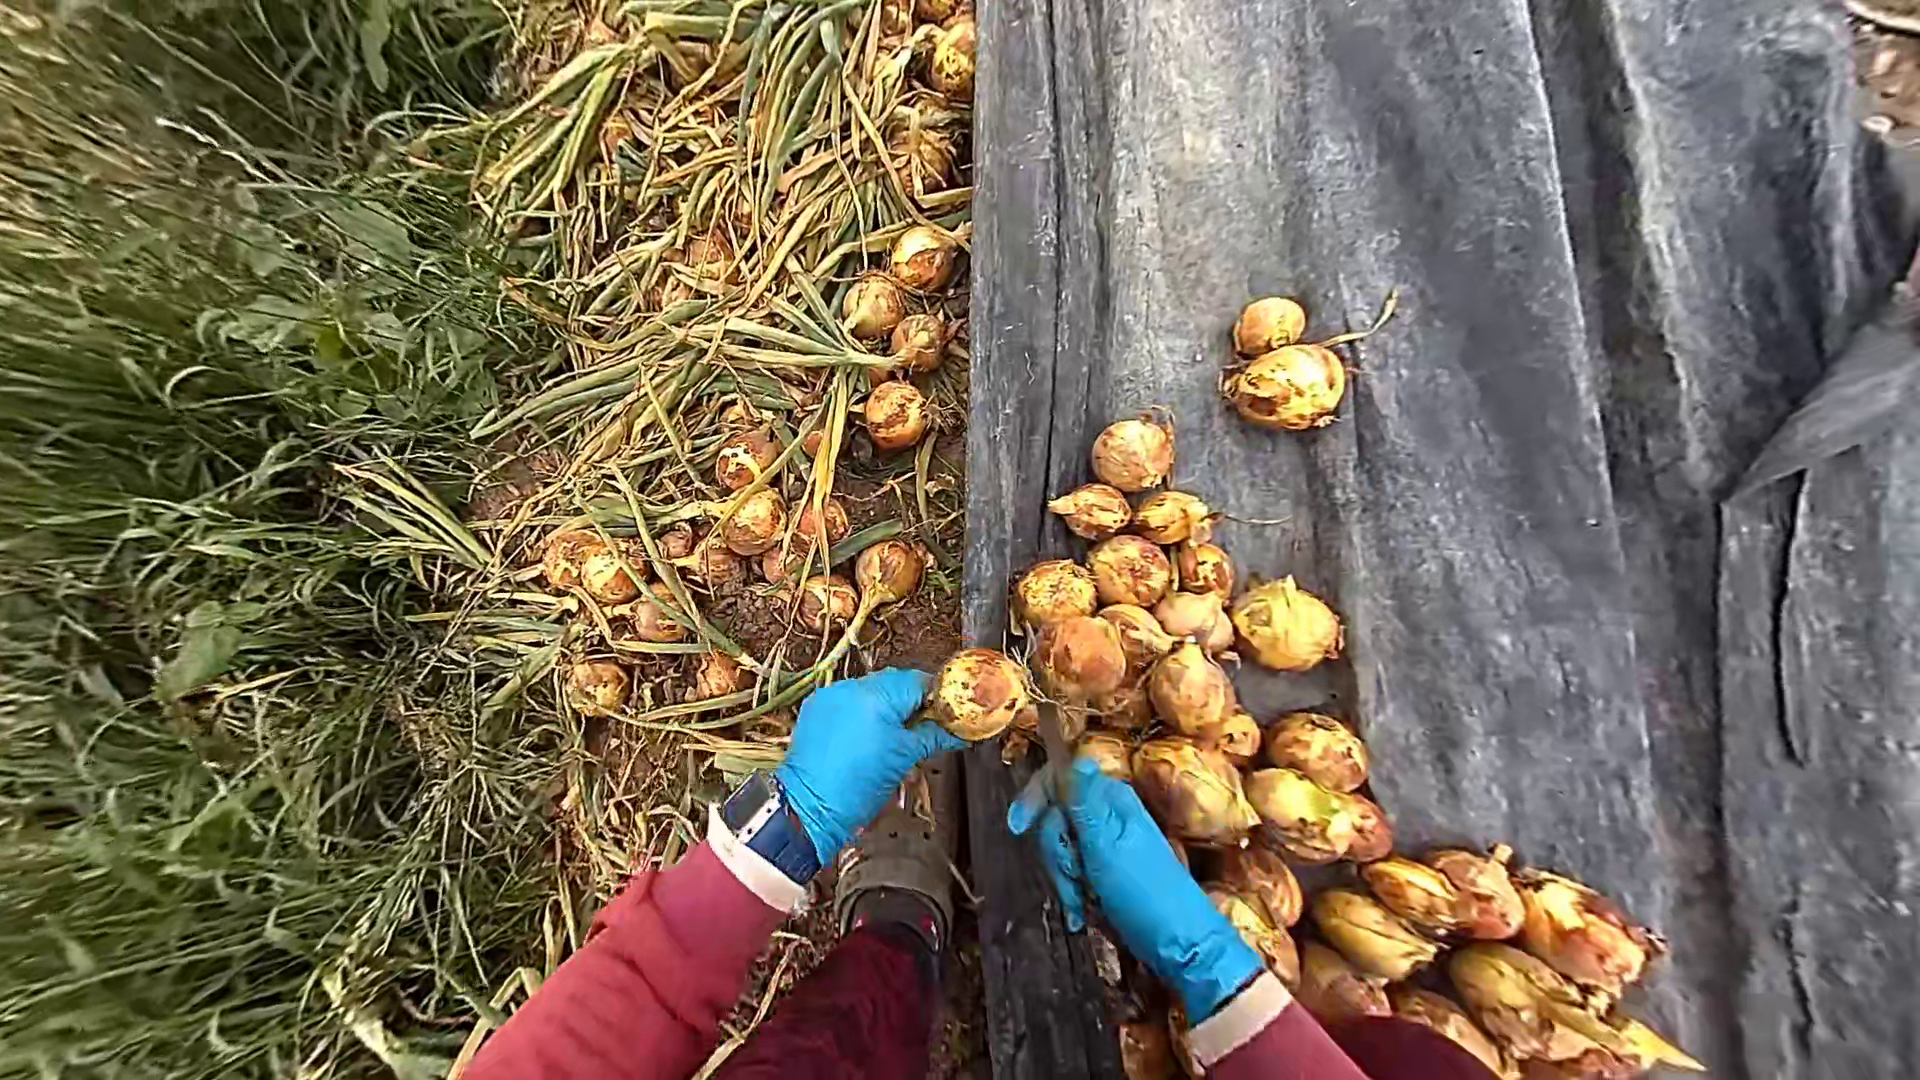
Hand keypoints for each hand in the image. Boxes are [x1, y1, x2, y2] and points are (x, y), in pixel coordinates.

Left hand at [775, 668, 967, 863]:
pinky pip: (849, 701)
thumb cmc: (858, 787)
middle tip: (921, 730)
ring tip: (891, 738)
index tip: (942, 715)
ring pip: (872, 692)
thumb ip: (933, 737)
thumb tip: (957, 732)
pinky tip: (865, 737)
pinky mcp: (817, 706)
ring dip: (886, 708)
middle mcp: (852, 687)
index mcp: (877, 695)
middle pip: (895, 683)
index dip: (934, 697)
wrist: (808, 809)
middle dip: (910, 704)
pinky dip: (861, 713)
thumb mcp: (904, 759)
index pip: (918, 680)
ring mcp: (832, 694)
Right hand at [1008, 757, 1263, 1020]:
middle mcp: (1106, 813)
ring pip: (1061, 846)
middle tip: (1076, 876)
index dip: (1035, 797)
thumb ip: (1084, 802)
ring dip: (1065, 877)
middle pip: (1055, 816)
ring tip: (1085, 901)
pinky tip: (1084, 912)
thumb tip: (1072, 756)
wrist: (1183, 948)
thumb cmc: (1145, 893)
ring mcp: (1106, 842)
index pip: (1059, 777)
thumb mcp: (1107, 847)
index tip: (1017, 826)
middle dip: (1057, 851)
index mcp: (1109, 797)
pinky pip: (1073, 870)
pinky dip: (1074, 892)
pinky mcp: (1105, 869)